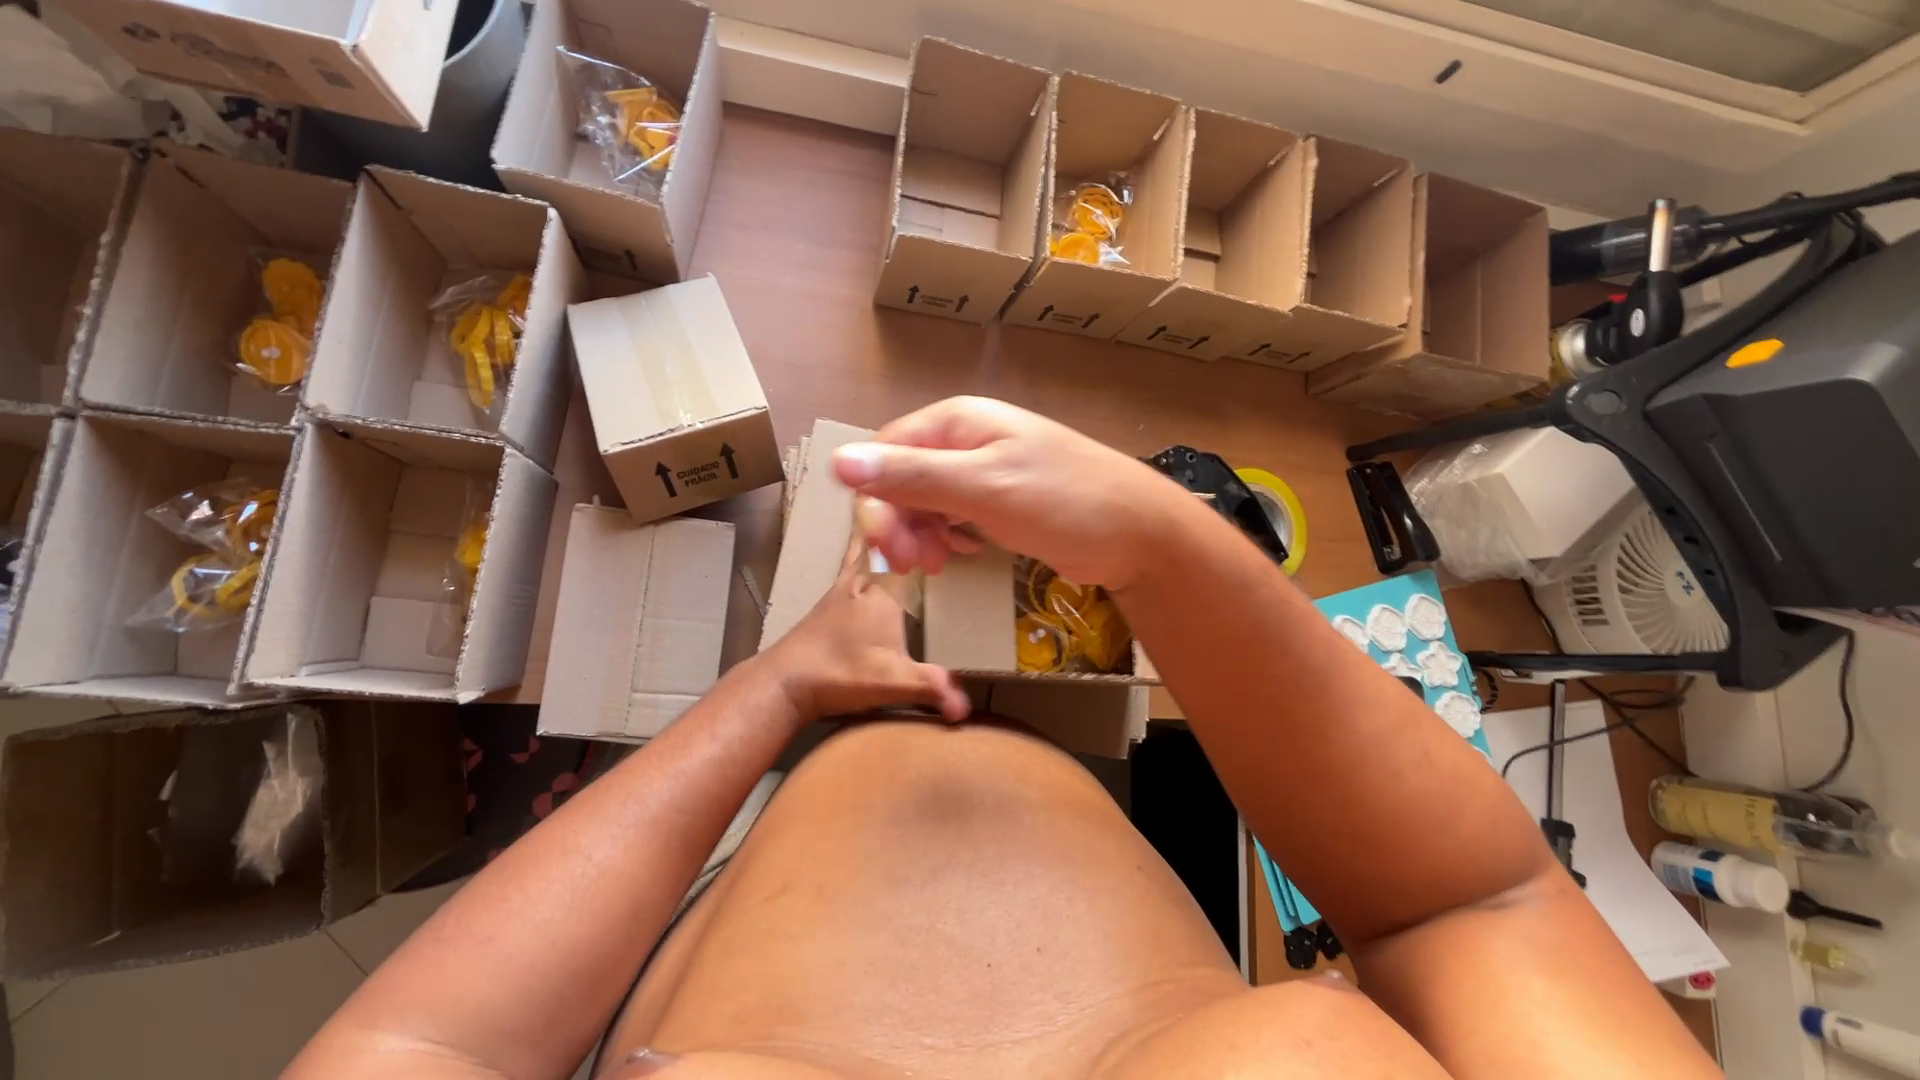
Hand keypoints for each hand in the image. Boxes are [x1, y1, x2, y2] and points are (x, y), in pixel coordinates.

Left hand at [763, 537, 970, 722]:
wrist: (785, 682)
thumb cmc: (840, 674)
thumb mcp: (893, 683)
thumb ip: (932, 687)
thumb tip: (965, 709)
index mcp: (884, 591)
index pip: (910, 548)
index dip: (928, 532)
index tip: (949, 521)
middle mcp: (862, 581)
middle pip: (885, 540)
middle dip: (907, 528)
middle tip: (932, 518)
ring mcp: (841, 590)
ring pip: (864, 550)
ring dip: (882, 539)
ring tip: (904, 524)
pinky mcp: (827, 604)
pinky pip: (851, 566)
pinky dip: (861, 555)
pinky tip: (866, 563)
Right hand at [832, 396, 1191, 589]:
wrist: (1139, 533)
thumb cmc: (1065, 501)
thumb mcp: (984, 488)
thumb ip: (914, 476)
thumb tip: (839, 462)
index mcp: (957, 422)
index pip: (887, 453)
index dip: (875, 499)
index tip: (883, 546)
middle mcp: (966, 440)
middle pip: (903, 478)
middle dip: (898, 522)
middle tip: (909, 566)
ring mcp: (984, 471)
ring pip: (925, 501)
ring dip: (919, 534)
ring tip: (934, 566)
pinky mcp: (999, 502)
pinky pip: (952, 515)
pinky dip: (944, 537)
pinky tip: (956, 555)